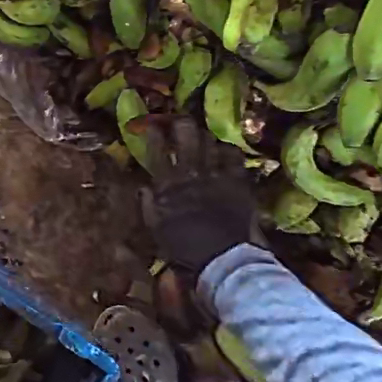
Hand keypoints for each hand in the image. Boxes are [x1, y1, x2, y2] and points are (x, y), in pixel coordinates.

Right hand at [147, 117, 260, 276]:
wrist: (221, 259)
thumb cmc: (184, 246)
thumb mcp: (156, 228)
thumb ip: (147, 205)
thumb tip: (143, 186)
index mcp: (167, 184)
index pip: (157, 149)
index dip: (153, 133)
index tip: (151, 127)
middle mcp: (191, 173)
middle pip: (186, 135)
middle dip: (181, 123)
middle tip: (178, 121)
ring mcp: (216, 175)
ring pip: (210, 141)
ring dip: (204, 137)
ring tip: (202, 137)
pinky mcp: (237, 182)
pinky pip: (234, 156)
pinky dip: (228, 151)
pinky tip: (225, 152)